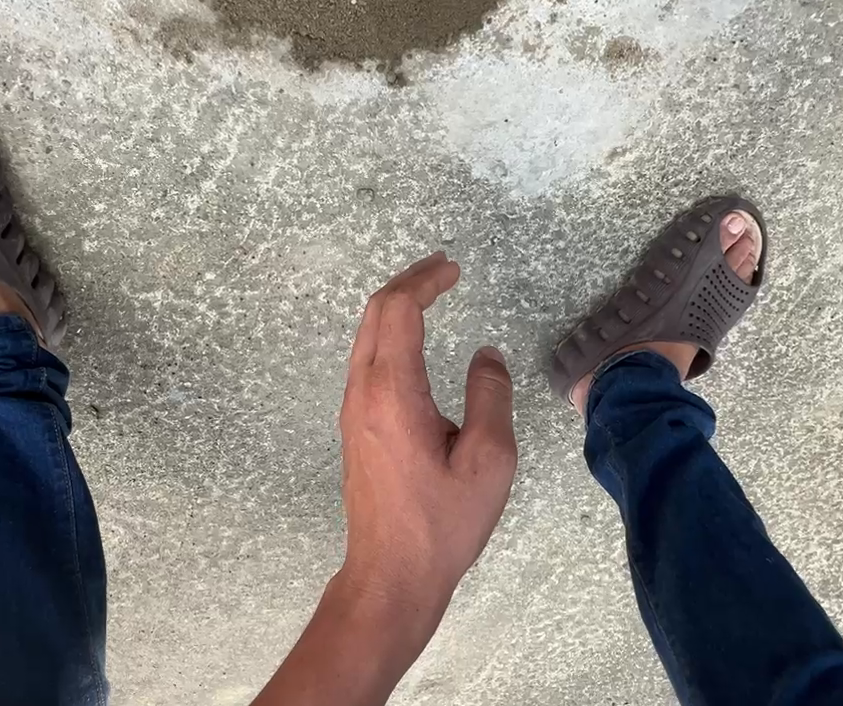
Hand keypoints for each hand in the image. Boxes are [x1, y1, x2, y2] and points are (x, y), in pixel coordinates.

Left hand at [250, 253, 516, 705]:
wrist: (389, 575)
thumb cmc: (442, 522)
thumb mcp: (489, 461)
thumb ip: (490, 396)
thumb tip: (486, 354)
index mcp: (393, 391)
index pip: (400, 310)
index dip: (425, 281)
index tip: (454, 268)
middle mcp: (363, 389)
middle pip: (376, 312)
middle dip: (409, 281)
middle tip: (444, 268)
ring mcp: (352, 406)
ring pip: (367, 333)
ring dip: (396, 304)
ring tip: (431, 291)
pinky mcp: (354, 422)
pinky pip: (366, 355)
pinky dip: (389, 330)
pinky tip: (412, 337)